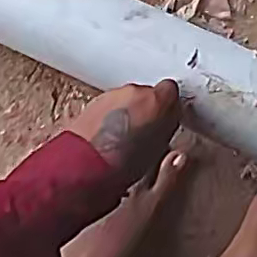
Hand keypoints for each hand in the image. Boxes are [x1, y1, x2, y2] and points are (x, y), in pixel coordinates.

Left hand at [66, 80, 180, 183]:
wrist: (85, 165)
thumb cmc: (121, 163)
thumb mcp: (158, 150)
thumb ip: (166, 128)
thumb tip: (168, 123)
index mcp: (157, 99)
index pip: (170, 91)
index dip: (168, 106)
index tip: (166, 119)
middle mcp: (135, 91)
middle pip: (147, 93)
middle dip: (146, 109)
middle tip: (145, 133)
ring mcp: (112, 94)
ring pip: (126, 99)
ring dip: (126, 113)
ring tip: (124, 139)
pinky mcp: (94, 101)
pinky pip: (109, 105)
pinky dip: (109, 116)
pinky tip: (108, 137)